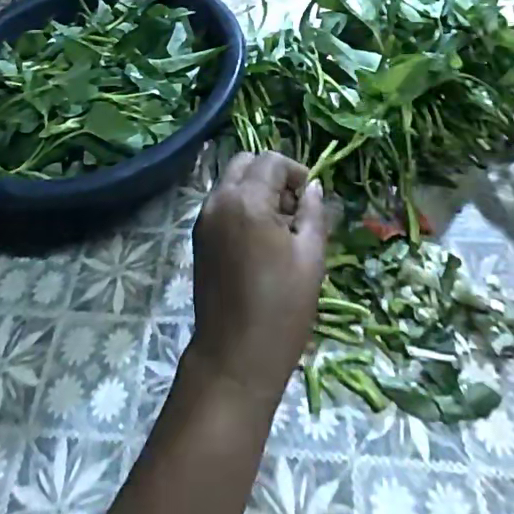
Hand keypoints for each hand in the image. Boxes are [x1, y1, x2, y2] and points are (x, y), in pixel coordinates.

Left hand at [187, 151, 327, 400]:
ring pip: (230, 182)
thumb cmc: (282, 308)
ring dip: (256, 190)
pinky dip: (241, 206)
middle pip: (245, 163)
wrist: (234, 353)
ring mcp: (203, 217)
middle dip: (272, 176)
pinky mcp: (198, 236)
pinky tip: (260, 240)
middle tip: (295, 209)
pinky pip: (221, 204)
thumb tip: (314, 188)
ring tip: (281, 228)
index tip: (312, 198)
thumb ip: (313, 214)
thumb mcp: (310, 258)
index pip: (270, 161)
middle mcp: (218, 200)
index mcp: (246, 200)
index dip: (296, 171)